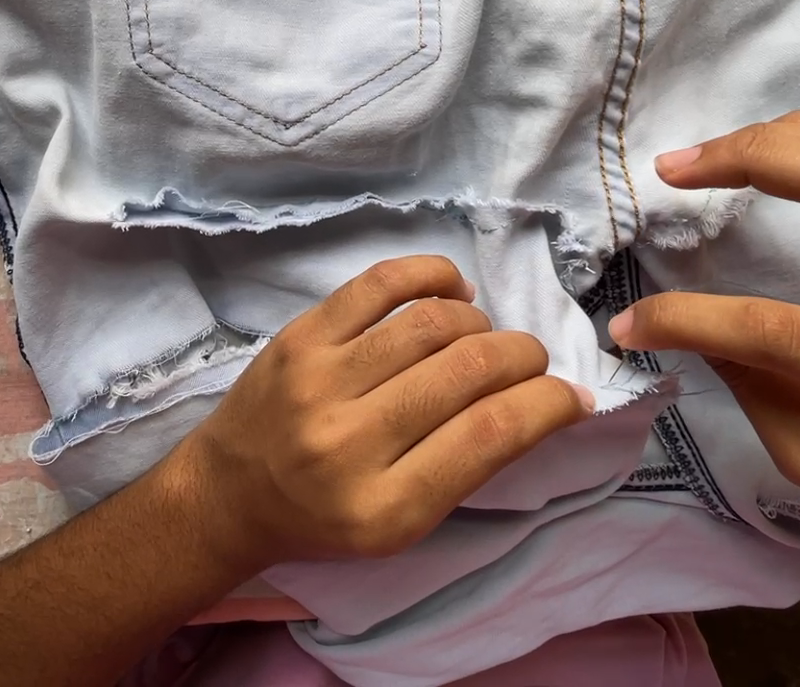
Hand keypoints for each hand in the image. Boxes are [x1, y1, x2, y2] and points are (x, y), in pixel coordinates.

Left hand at [161, 255, 590, 573]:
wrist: (229, 491)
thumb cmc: (323, 517)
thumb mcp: (400, 524)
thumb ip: (465, 465)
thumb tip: (545, 399)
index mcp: (387, 508)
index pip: (491, 436)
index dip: (547, 404)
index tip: (570, 393)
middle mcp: (350, 440)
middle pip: (467, 370)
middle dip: (522, 356)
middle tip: (529, 359)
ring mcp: (319, 379)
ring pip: (431, 323)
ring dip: (479, 322)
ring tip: (483, 334)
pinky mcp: (299, 335)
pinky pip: (379, 282)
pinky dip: (430, 275)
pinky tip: (451, 289)